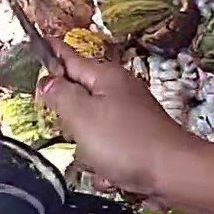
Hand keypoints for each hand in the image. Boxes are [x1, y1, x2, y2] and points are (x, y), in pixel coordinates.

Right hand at [38, 47, 199, 195]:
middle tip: (69, 129)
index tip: (40, 40)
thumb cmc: (124, 141)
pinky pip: (108, 146)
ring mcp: (130, 112)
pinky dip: (105, 161)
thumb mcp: (82, 115)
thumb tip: (47, 80)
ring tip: (96, 159)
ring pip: (91, 125)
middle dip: (69, 117)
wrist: (173, 171)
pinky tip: (111, 173)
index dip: (52, 51)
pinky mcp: (137, 135)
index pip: (70, 58)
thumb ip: (60, 94)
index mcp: (104, 76)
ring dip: (88, 147)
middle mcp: (119, 88)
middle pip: (79, 94)